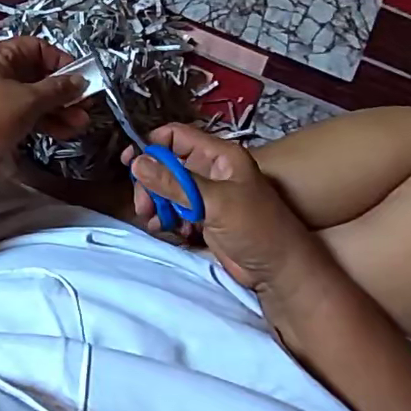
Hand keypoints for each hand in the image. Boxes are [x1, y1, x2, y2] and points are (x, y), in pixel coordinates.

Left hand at [0, 38, 87, 166]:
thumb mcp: (28, 101)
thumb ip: (58, 89)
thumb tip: (81, 81)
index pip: (34, 47)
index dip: (60, 61)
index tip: (82, 79)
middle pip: (36, 73)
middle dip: (62, 91)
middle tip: (85, 106)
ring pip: (33, 96)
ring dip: (58, 109)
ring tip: (80, 125)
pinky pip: (25, 113)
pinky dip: (44, 120)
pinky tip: (65, 132)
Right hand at [125, 124, 311, 292]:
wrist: (280, 274)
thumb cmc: (257, 229)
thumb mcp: (215, 202)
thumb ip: (175, 182)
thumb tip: (137, 162)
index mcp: (220, 155)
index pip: (177, 136)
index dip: (152, 146)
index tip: (130, 163)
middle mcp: (211, 170)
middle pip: (167, 164)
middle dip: (150, 182)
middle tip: (143, 205)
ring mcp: (206, 194)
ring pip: (167, 188)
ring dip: (156, 202)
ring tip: (155, 220)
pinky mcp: (203, 216)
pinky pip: (174, 208)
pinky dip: (166, 217)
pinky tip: (167, 229)